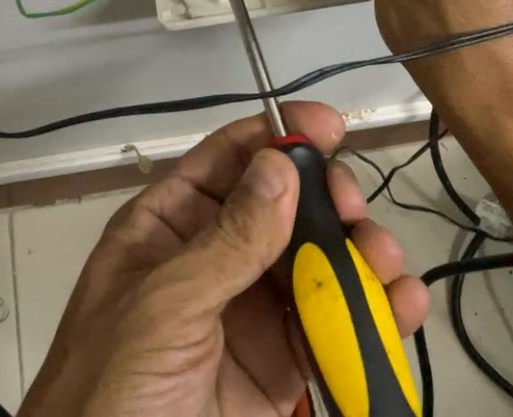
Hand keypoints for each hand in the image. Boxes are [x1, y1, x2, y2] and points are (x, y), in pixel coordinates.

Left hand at [19, 103, 428, 416]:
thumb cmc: (112, 387)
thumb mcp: (163, 307)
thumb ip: (226, 242)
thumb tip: (279, 165)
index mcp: (167, 229)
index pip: (225, 161)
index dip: (274, 135)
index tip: (327, 124)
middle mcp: (212, 260)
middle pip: (281, 206)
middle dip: (325, 196)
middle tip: (353, 208)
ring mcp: (249, 315)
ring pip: (314, 262)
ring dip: (357, 253)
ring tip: (383, 261)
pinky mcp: (281, 370)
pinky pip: (331, 329)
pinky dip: (372, 314)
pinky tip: (400, 306)